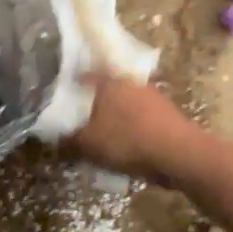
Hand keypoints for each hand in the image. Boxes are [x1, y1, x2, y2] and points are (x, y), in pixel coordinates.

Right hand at [65, 74, 201, 180]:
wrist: (180, 154)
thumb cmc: (127, 141)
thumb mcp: (88, 144)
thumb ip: (67, 138)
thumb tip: (52, 136)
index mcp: (106, 81)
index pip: (80, 76)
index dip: (67, 88)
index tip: (58, 101)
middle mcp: (128, 80)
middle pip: (102, 88)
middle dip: (91, 103)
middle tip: (79, 120)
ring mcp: (149, 94)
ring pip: (122, 102)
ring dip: (112, 115)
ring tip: (101, 135)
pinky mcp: (165, 111)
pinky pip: (138, 116)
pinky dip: (129, 125)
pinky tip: (125, 143)